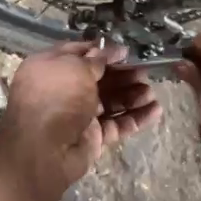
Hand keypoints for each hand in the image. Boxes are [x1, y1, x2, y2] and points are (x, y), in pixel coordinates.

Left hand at [0, 42, 161, 199]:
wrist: (44, 150)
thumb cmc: (57, 97)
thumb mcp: (75, 68)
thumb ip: (95, 59)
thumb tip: (110, 50)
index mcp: (51, 69)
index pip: (78, 54)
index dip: (102, 52)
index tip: (125, 52)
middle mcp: (63, 91)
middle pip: (99, 79)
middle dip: (123, 75)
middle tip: (144, 72)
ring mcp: (78, 116)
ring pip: (110, 102)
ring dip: (133, 95)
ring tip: (151, 92)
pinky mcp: (92, 137)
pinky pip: (117, 124)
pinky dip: (136, 118)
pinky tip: (156, 110)